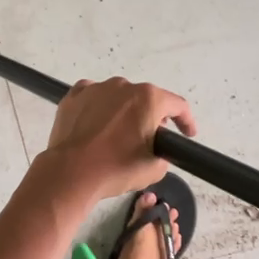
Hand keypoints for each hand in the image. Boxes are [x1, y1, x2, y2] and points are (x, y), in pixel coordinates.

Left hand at [38, 78, 195, 201]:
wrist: (70, 172)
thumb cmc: (116, 169)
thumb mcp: (154, 169)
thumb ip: (163, 152)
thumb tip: (154, 149)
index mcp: (148, 99)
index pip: (177, 105)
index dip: (186, 121)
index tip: (187, 134)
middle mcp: (122, 86)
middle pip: (145, 98)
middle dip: (150, 115)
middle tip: (148, 136)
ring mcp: (95, 88)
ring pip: (117, 96)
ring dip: (123, 110)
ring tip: (118, 132)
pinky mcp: (73, 96)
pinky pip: (92, 97)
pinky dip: (98, 107)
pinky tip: (96, 123)